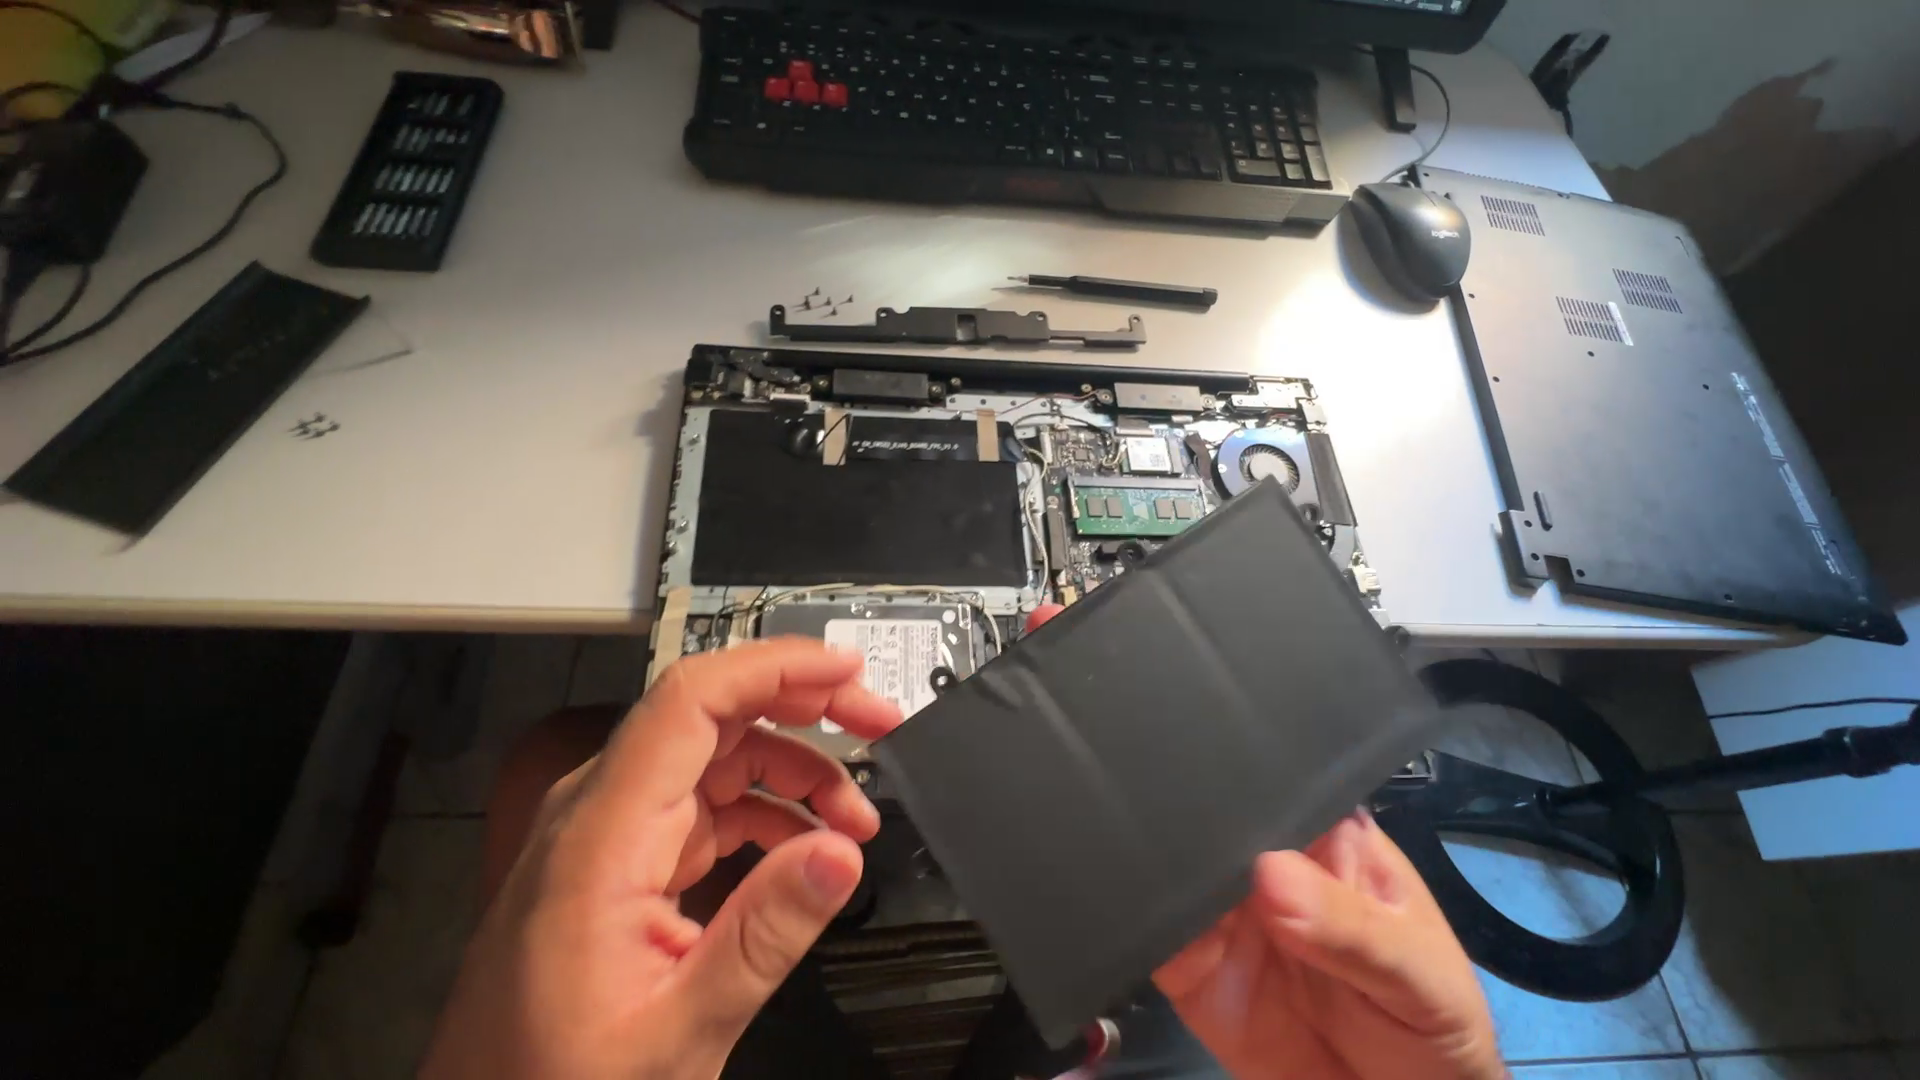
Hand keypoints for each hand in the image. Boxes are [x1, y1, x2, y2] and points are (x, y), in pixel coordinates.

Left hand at [420, 638, 903, 1079]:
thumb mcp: (677, 1035)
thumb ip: (765, 937)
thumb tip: (844, 852)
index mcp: (602, 834)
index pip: (691, 701)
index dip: (773, 667)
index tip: (847, 669)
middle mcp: (602, 810)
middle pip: (713, 715)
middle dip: (804, 707)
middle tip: (879, 724)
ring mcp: (613, 831)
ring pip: (718, 758)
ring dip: (795, 770)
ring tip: (856, 817)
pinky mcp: (626, 858)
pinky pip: (708, 807)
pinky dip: (768, 813)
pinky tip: (807, 848)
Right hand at [1153, 811, 1502, 1079]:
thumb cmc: (1434, 1029)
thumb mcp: (1419, 977)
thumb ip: (1352, 929)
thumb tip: (1269, 872)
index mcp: (1324, 842)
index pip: (1277, 793)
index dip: (1241, 779)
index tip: (1200, 768)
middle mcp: (1262, 865)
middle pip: (1212, 824)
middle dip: (1185, 818)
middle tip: (1155, 812)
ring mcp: (1222, 915)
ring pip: (1174, 873)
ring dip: (1152, 864)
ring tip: (1130, 851)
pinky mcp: (1190, 967)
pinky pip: (1153, 936)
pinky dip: (1135, 923)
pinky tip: (1124, 908)